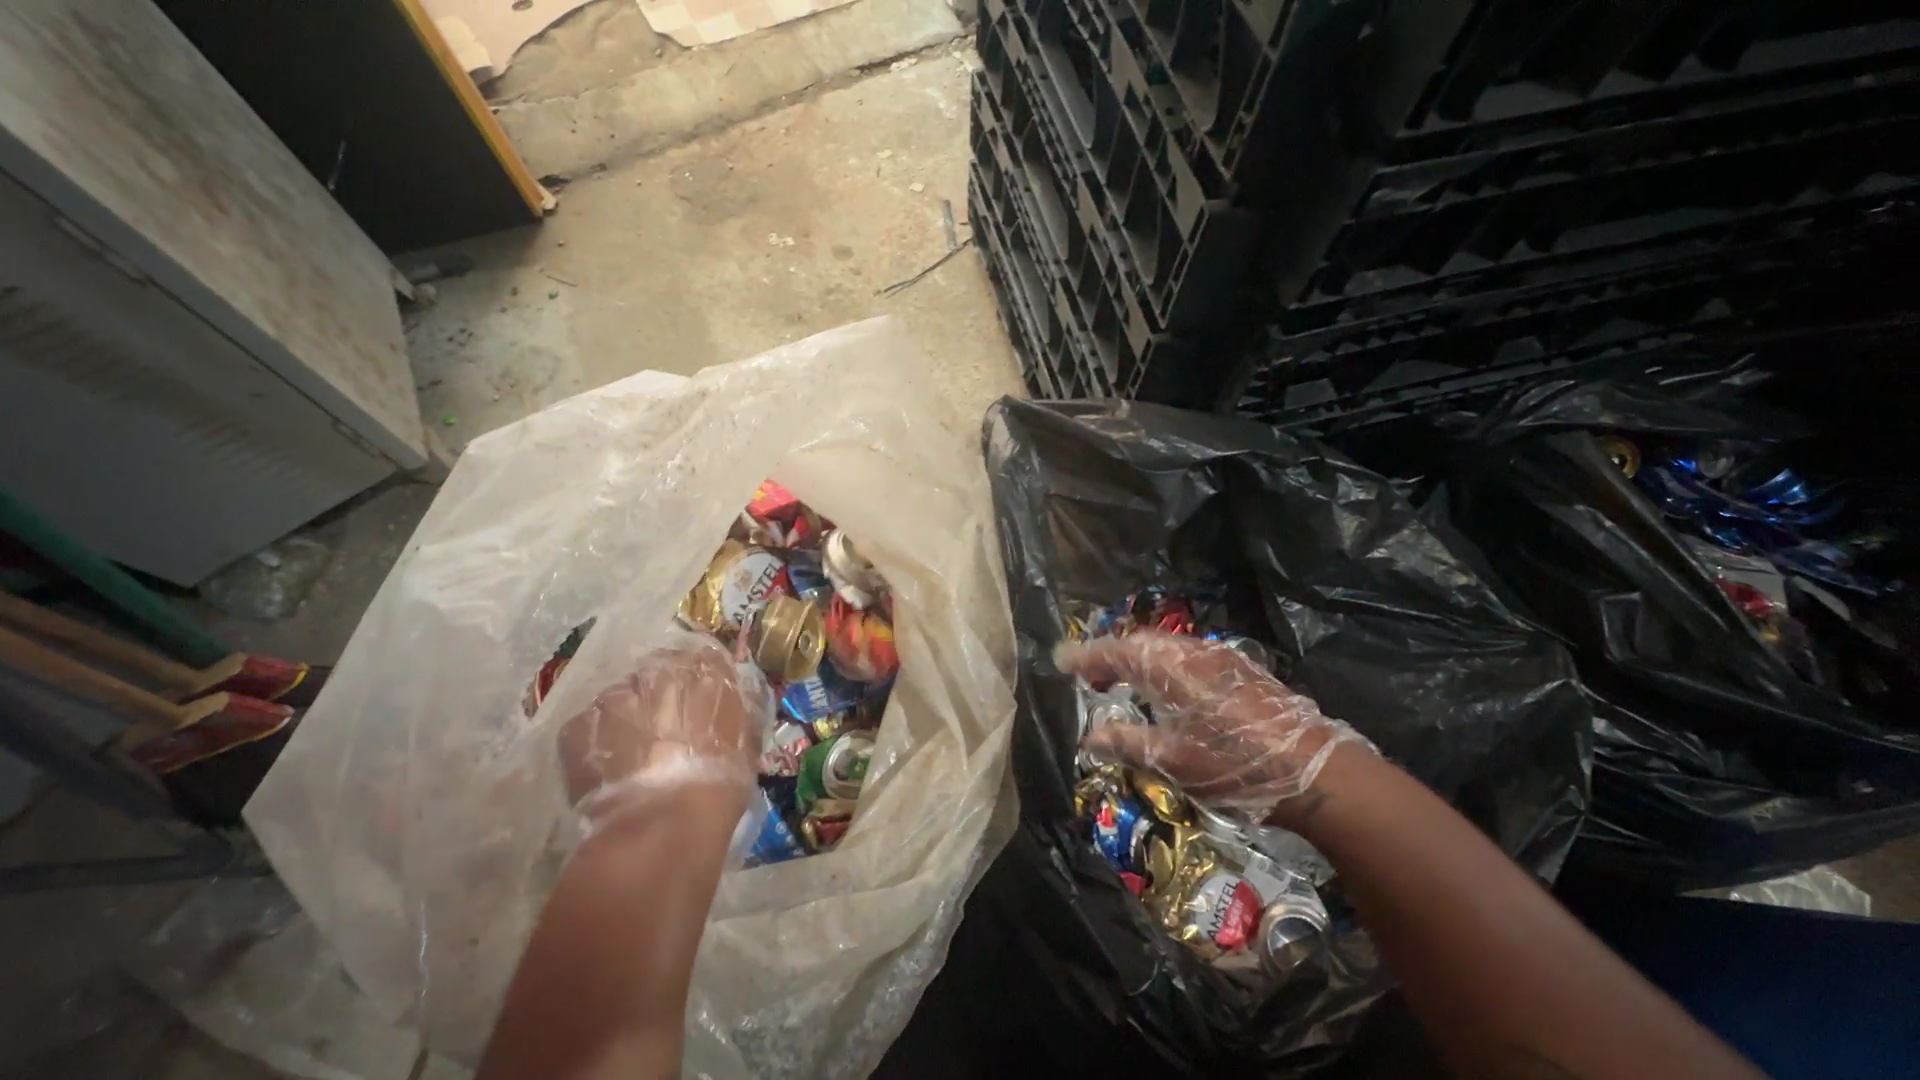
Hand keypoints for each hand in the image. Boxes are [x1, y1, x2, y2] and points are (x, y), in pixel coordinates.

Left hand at [557, 634, 767, 815]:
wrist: (663, 825)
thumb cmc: (720, 786)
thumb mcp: (745, 745)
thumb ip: (737, 715)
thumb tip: (731, 706)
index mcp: (705, 672)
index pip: (704, 659)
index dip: (700, 683)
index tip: (700, 705)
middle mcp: (656, 673)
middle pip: (657, 675)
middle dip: (660, 698)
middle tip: (665, 732)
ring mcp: (612, 698)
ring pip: (620, 700)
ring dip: (627, 719)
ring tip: (632, 756)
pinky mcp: (576, 726)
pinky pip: (588, 729)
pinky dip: (596, 744)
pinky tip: (607, 773)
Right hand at [1057, 632, 1372, 822]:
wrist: (1315, 773)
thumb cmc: (1236, 767)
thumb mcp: (1173, 762)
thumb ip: (1127, 743)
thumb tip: (1090, 738)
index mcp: (1173, 668)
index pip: (1118, 651)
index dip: (1087, 656)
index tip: (1060, 660)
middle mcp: (1196, 653)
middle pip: (1143, 644)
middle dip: (1110, 656)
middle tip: (1086, 675)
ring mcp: (1224, 660)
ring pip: (1168, 649)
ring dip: (1139, 661)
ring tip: (1119, 682)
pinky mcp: (1243, 672)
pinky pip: (1189, 658)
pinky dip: (1164, 667)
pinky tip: (1165, 691)